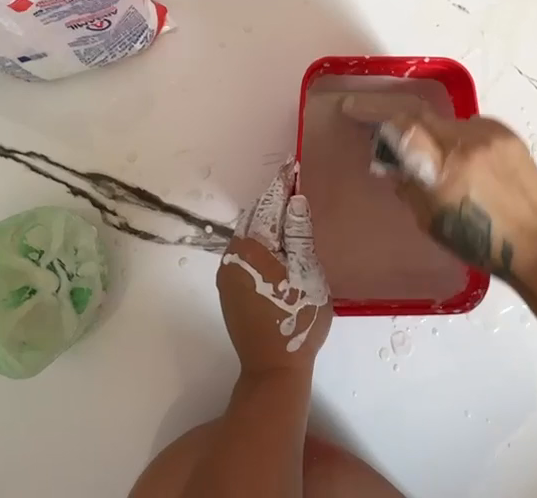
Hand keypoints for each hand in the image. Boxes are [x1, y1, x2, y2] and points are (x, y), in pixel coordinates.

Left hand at [218, 163, 331, 376]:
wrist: (273, 370)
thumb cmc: (295, 319)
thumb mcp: (308, 272)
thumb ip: (299, 235)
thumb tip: (295, 200)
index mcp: (249, 248)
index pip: (267, 206)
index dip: (281, 186)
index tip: (291, 166)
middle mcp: (232, 257)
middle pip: (256, 220)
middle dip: (275, 204)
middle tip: (296, 187)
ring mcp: (228, 275)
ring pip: (251, 237)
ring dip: (269, 225)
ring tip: (292, 213)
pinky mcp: (231, 290)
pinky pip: (248, 254)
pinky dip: (263, 244)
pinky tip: (281, 246)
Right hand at [342, 98, 536, 283]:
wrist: (536, 243)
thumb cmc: (479, 242)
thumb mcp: (431, 221)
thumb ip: (407, 186)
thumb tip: (388, 162)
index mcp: (444, 171)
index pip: (403, 126)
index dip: (374, 112)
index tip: (352, 107)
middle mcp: (466, 144)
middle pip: (421, 116)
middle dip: (399, 119)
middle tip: (385, 127)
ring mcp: (489, 136)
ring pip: (447, 122)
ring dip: (436, 135)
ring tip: (442, 162)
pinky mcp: (507, 134)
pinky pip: (472, 127)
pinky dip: (461, 139)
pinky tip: (469, 162)